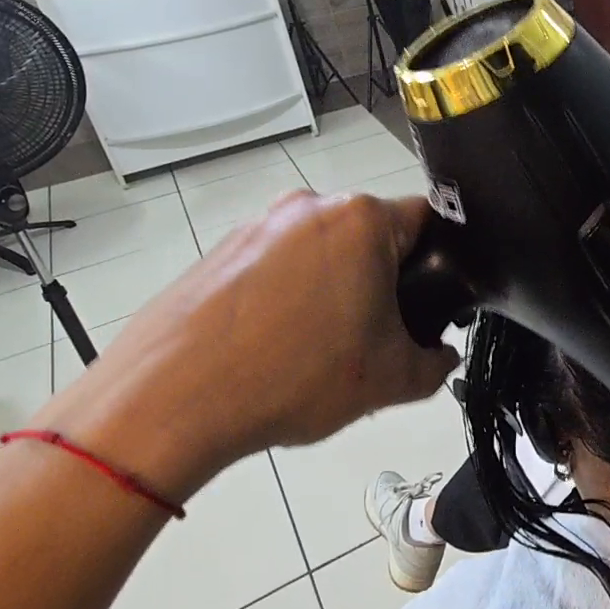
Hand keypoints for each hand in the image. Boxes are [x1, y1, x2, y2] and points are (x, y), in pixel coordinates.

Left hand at [35, 192, 460, 497]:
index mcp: (361, 219)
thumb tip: (440, 355)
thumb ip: (437, 364)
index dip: (441, 264)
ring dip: (338, 288)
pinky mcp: (220, 251)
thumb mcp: (390, 380)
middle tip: (380, 336)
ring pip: (325, 251)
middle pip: (373, 235)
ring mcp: (258, 224)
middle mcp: (311, 206)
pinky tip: (277, 346)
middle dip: (386, 279)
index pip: (428, 221)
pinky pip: (280, 265)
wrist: (168, 402)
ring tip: (322, 349)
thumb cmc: (295, 377)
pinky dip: (292, 296)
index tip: (431, 304)